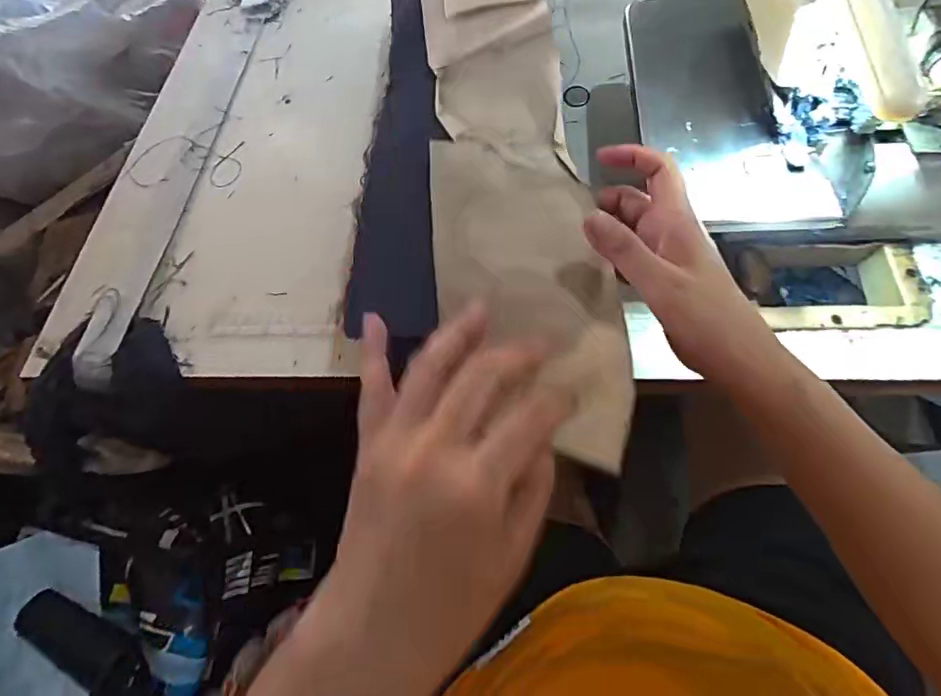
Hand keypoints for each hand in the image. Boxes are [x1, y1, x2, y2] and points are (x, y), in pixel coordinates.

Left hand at [262, 305, 568, 695]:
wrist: (369, 635)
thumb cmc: (452, 606)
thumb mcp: (513, 555)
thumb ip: (534, 487)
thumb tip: (542, 434)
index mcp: (478, 484)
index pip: (531, 415)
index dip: (558, 397)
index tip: (573, 389)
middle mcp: (434, 449)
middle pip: (483, 376)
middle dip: (519, 353)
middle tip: (542, 342)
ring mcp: (395, 441)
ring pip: (429, 367)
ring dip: (458, 331)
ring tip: (482, 306)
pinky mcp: (367, 445)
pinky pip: (370, 390)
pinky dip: (373, 352)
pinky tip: (376, 318)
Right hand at [581, 144, 777, 377]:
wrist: (739, 358)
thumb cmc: (705, 317)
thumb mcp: (659, 281)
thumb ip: (623, 248)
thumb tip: (589, 216)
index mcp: (676, 221)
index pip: (659, 169)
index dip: (632, 156)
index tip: (600, 159)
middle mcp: (672, 231)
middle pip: (638, 199)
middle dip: (608, 201)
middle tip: (576, 219)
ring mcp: (669, 256)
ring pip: (633, 229)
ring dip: (609, 229)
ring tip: (578, 242)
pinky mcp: (665, 280)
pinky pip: (635, 256)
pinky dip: (615, 254)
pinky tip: (596, 269)